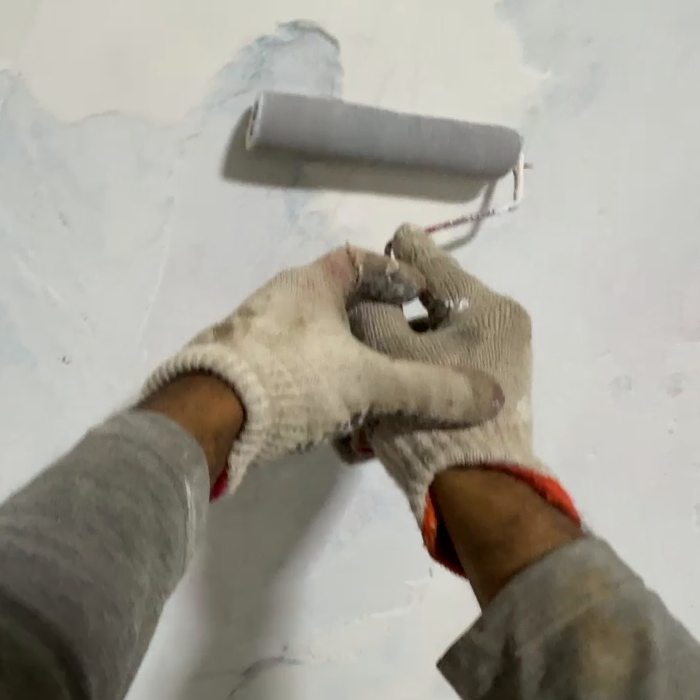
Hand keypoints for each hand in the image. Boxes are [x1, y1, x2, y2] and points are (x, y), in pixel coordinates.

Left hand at [143, 244, 503, 494]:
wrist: (207, 419)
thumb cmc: (292, 379)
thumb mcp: (369, 383)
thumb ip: (429, 389)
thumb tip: (492, 395)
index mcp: (307, 285)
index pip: (357, 260)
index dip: (394, 273)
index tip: (422, 296)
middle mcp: (278, 305)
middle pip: (340, 312)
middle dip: (378, 341)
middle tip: (411, 363)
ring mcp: (256, 342)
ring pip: (319, 355)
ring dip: (353, 382)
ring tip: (382, 414)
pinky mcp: (242, 378)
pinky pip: (296, 384)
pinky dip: (324, 404)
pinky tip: (342, 439)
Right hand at [341, 225, 576, 569]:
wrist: (472, 490)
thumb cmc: (427, 415)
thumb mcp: (386, 353)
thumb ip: (373, 311)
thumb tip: (372, 292)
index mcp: (487, 310)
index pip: (436, 266)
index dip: (406, 251)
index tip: (393, 234)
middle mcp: (502, 329)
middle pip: (433, 306)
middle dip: (395, 310)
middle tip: (361, 307)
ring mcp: (500, 362)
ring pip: (433, 340)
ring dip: (398, 346)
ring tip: (365, 357)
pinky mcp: (488, 390)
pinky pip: (441, 365)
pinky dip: (413, 369)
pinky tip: (385, 383)